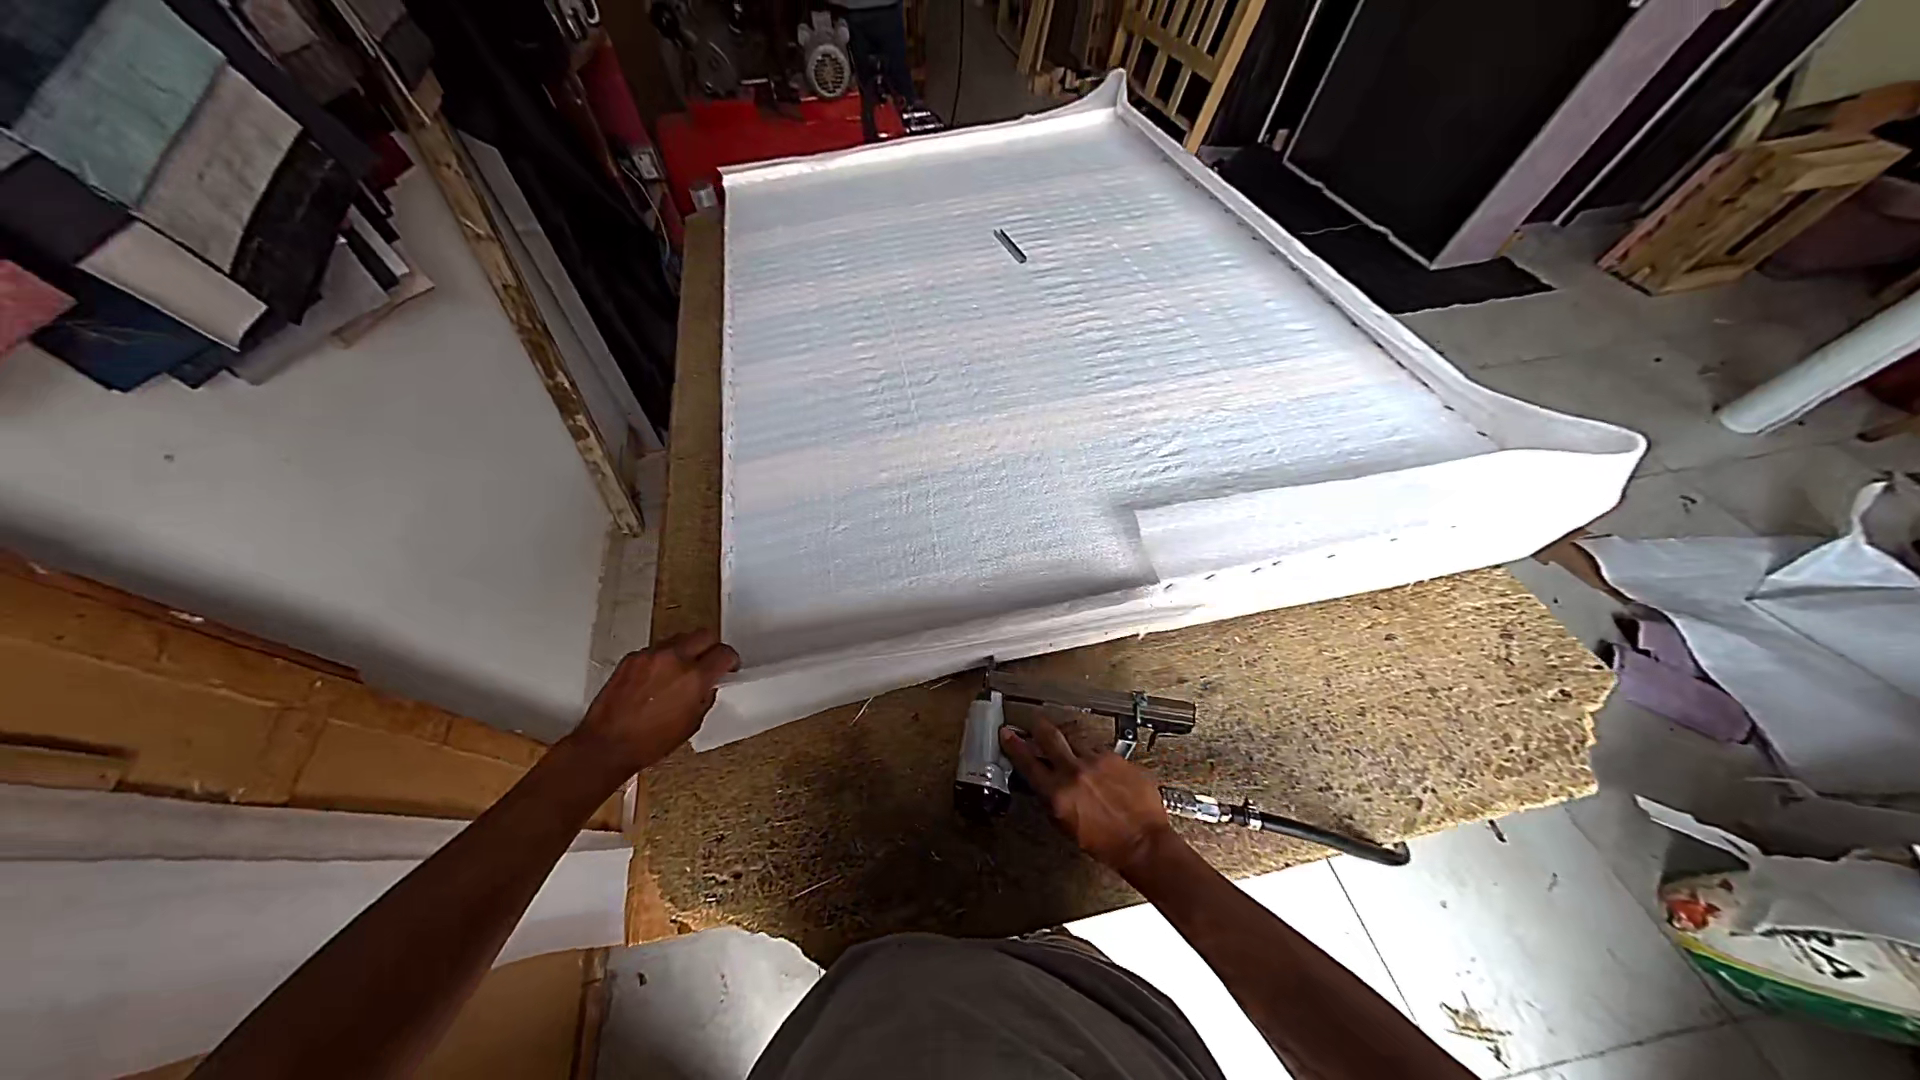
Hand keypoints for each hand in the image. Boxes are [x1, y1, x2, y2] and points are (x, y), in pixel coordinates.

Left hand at [571, 630, 739, 773]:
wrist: (607, 745)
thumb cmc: (647, 742)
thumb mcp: (692, 723)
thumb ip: (705, 696)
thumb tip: (709, 684)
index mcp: (694, 677)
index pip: (724, 653)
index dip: (730, 660)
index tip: (728, 666)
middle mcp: (674, 660)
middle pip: (705, 635)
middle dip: (711, 647)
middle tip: (710, 661)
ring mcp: (651, 655)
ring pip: (680, 638)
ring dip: (687, 650)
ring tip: (682, 669)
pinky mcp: (632, 658)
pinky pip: (655, 648)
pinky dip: (662, 658)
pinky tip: (658, 676)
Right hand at [999, 716, 1179, 875]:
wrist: (1144, 842)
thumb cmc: (1108, 844)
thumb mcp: (1066, 825)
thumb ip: (1052, 800)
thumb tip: (1045, 785)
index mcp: (1057, 793)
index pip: (1027, 761)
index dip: (1014, 745)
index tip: (1007, 735)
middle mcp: (1075, 772)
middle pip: (1049, 736)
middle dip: (1038, 726)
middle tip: (1034, 723)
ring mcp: (1098, 761)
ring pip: (1076, 740)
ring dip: (1072, 745)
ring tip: (1075, 754)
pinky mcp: (1117, 758)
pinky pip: (1100, 749)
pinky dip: (1096, 756)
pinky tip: (1101, 769)